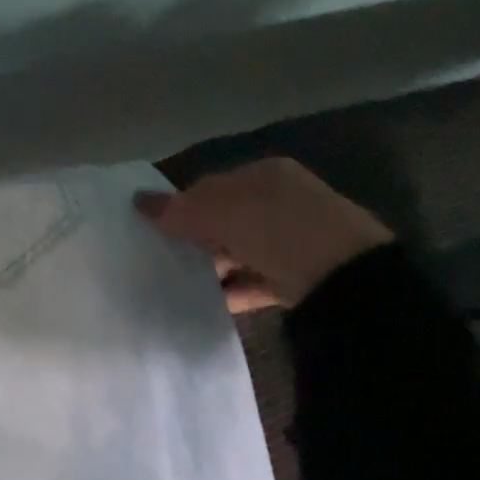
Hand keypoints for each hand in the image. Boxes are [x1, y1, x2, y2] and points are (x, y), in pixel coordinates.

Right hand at [134, 157, 393, 312]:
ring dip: (207, 268)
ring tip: (173, 286)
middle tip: (157, 260)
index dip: (178, 206)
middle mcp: (278, 203)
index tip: (150, 232)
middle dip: (191, 240)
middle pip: (221, 221)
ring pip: (234, 253)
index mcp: (264, 176)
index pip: (209, 187)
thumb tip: (137, 200)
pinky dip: (227, 292)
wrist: (343, 279)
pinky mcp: (292, 278)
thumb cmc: (279, 230)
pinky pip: (249, 283)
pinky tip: (202, 303)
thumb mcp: (223, 213)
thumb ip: (179, 209)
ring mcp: (288, 241)